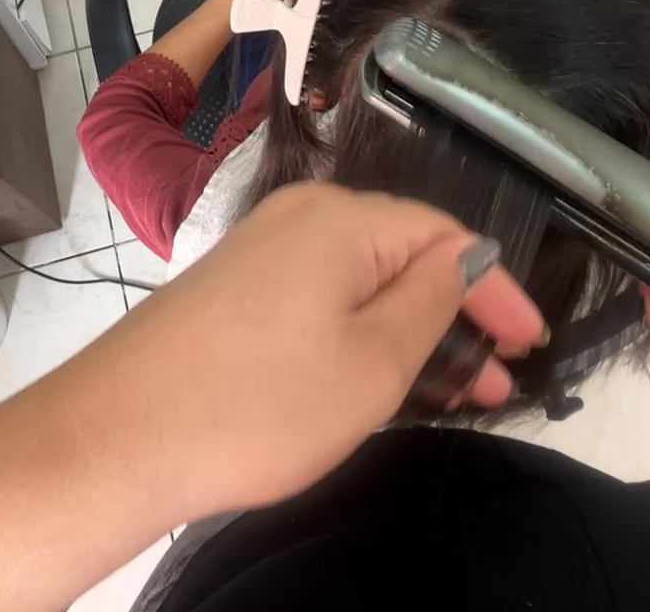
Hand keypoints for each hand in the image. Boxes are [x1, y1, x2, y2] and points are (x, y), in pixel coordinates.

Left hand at [49, 183, 545, 520]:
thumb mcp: (372, 360)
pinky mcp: (235, 283)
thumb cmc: (259, 402)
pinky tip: (372, 372)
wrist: (118, 433)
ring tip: (446, 388)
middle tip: (492, 379)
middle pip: (400, 253)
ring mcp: (260, 246)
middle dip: (453, 313)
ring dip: (406, 327)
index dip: (495, 287)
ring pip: (359, 278)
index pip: (444, 235)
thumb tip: (465, 256)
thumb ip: (432, 298)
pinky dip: (356, 329)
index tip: (530, 342)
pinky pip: (318, 293)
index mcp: (340, 218)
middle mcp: (299, 214)